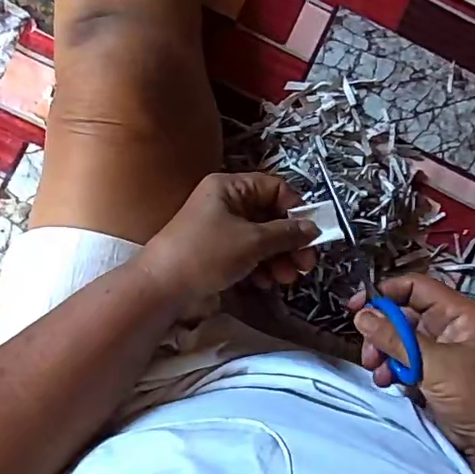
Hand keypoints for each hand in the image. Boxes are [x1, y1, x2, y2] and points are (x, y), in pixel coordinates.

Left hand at [136, 172, 319, 301]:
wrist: (161, 286)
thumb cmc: (206, 254)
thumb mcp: (252, 242)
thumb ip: (286, 233)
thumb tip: (312, 228)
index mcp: (229, 187)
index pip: (274, 188)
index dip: (296, 210)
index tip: (311, 235)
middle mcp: (224, 202)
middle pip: (269, 215)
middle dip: (289, 241)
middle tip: (305, 266)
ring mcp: (218, 227)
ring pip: (259, 237)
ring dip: (277, 257)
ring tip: (285, 279)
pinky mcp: (214, 250)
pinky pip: (245, 252)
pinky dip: (259, 265)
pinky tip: (266, 282)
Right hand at [350, 275, 474, 459]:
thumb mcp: (434, 365)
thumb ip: (395, 339)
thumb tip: (361, 316)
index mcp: (461, 314)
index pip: (416, 287)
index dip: (385, 293)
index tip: (356, 307)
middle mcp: (451, 326)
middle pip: (403, 314)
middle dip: (381, 332)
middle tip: (368, 353)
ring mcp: (443, 349)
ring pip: (400, 338)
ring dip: (383, 353)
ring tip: (378, 373)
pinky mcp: (435, 371)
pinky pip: (404, 359)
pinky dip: (392, 368)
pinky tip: (388, 382)